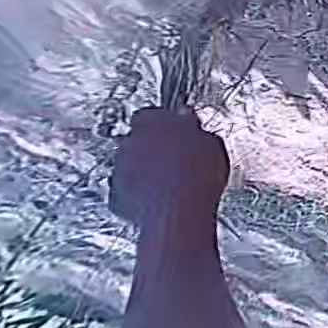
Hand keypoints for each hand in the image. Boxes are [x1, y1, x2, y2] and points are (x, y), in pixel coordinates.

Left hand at [109, 108, 229, 241]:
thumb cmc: (197, 177)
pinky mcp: (116, 195)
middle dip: (153, 147)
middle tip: (176, 157)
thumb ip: (196, 131)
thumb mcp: (212, 145)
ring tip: (171, 181)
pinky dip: (140, 192)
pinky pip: (127, 189)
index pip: (150, 113)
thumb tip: (193, 127)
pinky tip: (162, 197)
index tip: (175, 130)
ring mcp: (120, 169)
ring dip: (146, 169)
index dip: (162, 123)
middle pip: (139, 139)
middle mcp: (130, 142)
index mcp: (153, 122)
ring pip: (131, 164)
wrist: (179, 215)